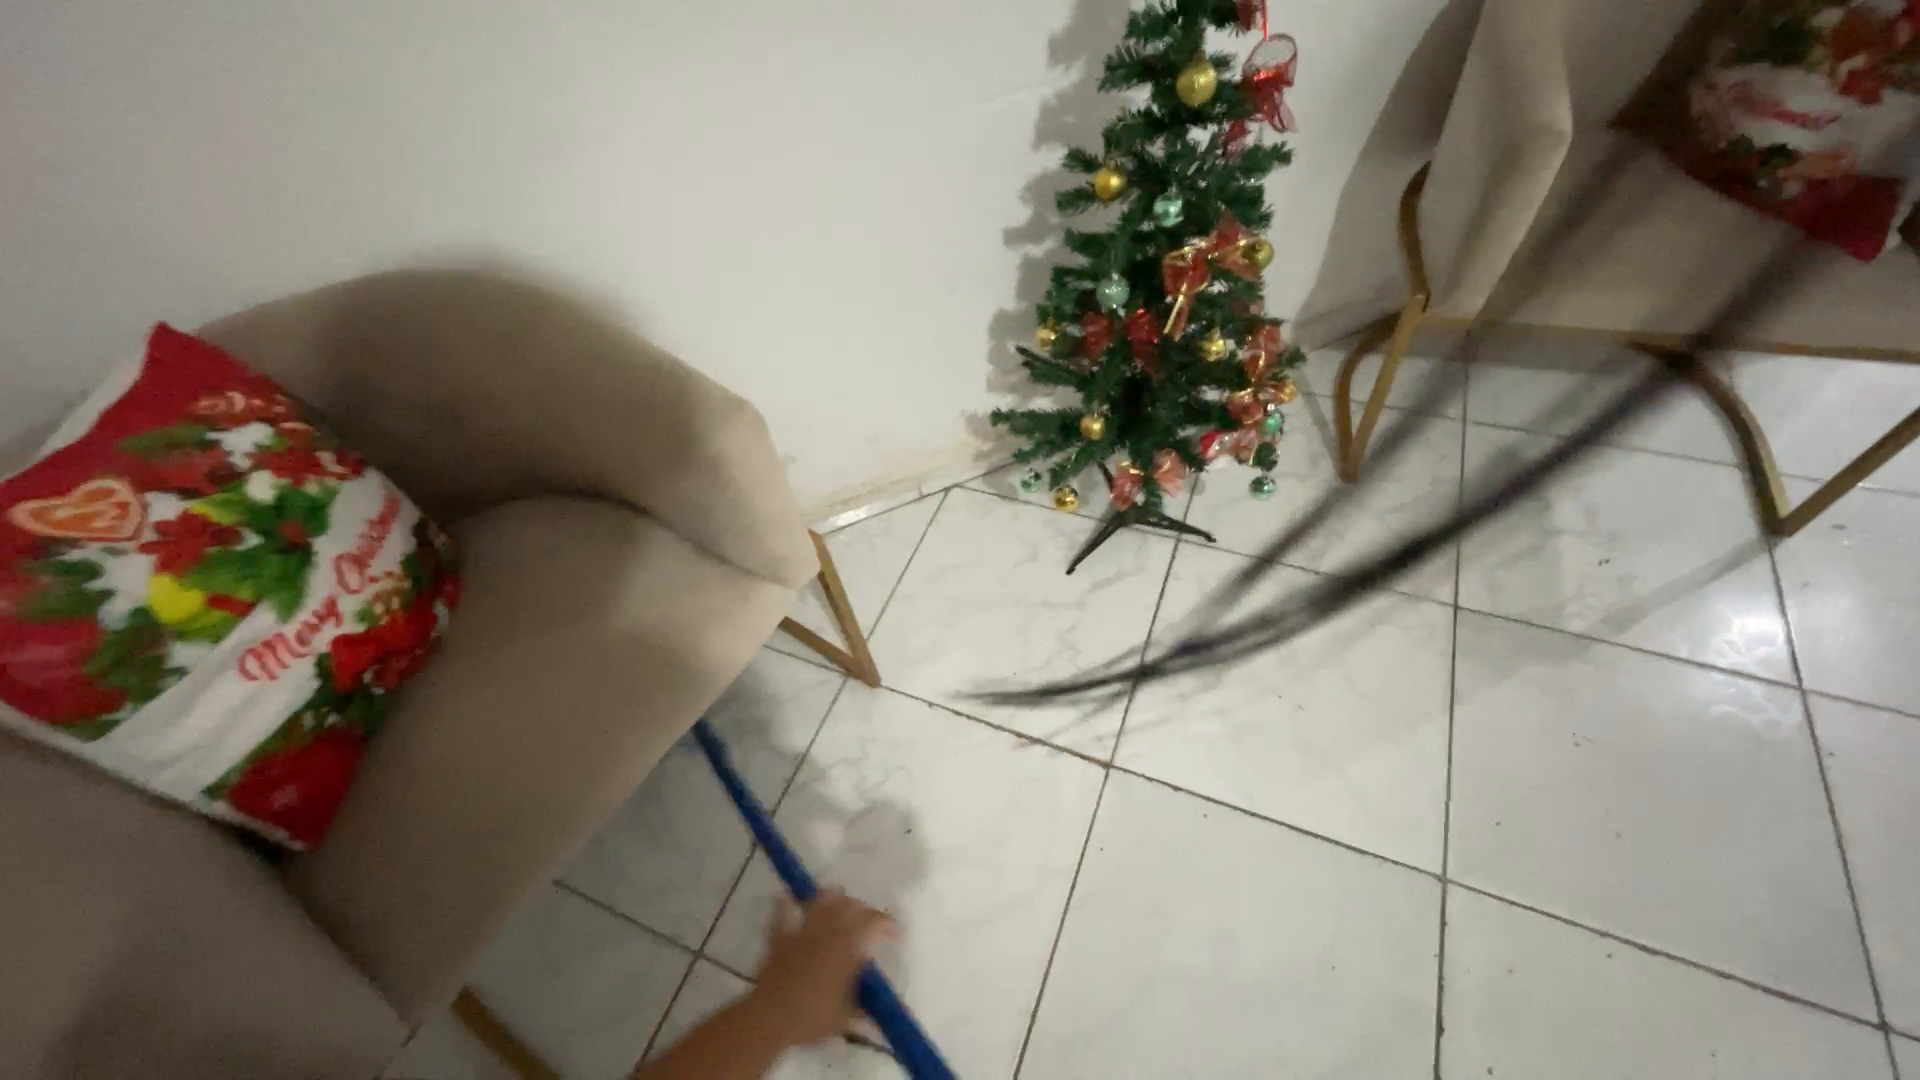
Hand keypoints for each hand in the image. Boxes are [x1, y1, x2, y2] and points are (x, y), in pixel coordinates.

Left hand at [745, 889, 896, 1048]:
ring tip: (840, 899)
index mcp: (846, 949)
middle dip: (864, 909)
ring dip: (832, 897)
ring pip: (820, 901)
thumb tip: (873, 1016)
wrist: (768, 1018)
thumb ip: (859, 1009)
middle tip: (870, 919)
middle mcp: (827, 933)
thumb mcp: (842, 1019)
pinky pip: (782, 913)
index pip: (873, 924)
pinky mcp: (779, 937)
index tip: (897, 933)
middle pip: (849, 906)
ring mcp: (801, 932)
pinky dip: (786, 905)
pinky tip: (787, 899)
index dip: (888, 924)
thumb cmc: (810, 1019)